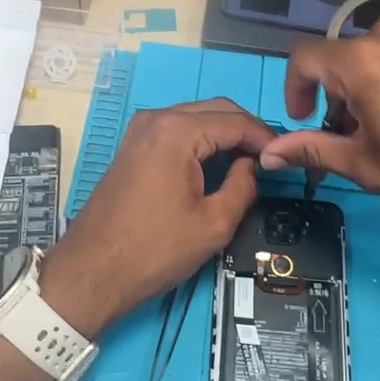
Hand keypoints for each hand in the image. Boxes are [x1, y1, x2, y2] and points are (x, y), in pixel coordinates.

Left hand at [41, 99, 271, 335]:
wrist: (92, 271)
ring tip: (250, 163)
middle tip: (272, 158)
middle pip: (216, 110)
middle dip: (247, 131)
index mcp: (177, 131)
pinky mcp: (132, 147)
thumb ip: (243, 186)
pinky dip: (201, 141)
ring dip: (224, 134)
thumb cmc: (154, 250)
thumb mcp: (214, 223)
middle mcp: (156, 119)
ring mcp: (140, 131)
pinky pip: (176, 131)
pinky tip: (217, 165)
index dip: (266, 138)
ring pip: (196, 117)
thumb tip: (253, 165)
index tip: (287, 157)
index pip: (236, 121)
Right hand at [257, 14, 379, 249]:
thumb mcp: (368, 166)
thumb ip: (313, 151)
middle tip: (350, 139)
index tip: (304, 121)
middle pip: (339, 59)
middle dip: (334, 97)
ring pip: (372, 58)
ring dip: (364, 92)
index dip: (293, 90)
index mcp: (362, 61)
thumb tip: (269, 153)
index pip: (303, 58)